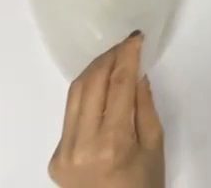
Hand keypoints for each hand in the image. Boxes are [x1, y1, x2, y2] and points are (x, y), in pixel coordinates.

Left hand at [50, 33, 164, 187]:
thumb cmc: (143, 187)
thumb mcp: (155, 146)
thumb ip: (144, 106)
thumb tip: (136, 72)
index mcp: (112, 143)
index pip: (118, 84)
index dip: (128, 55)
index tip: (136, 37)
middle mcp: (81, 144)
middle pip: (92, 82)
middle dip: (110, 57)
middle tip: (126, 44)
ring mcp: (64, 152)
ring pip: (76, 93)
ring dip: (95, 69)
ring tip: (113, 58)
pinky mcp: (55, 157)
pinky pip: (71, 114)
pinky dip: (86, 93)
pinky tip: (100, 87)